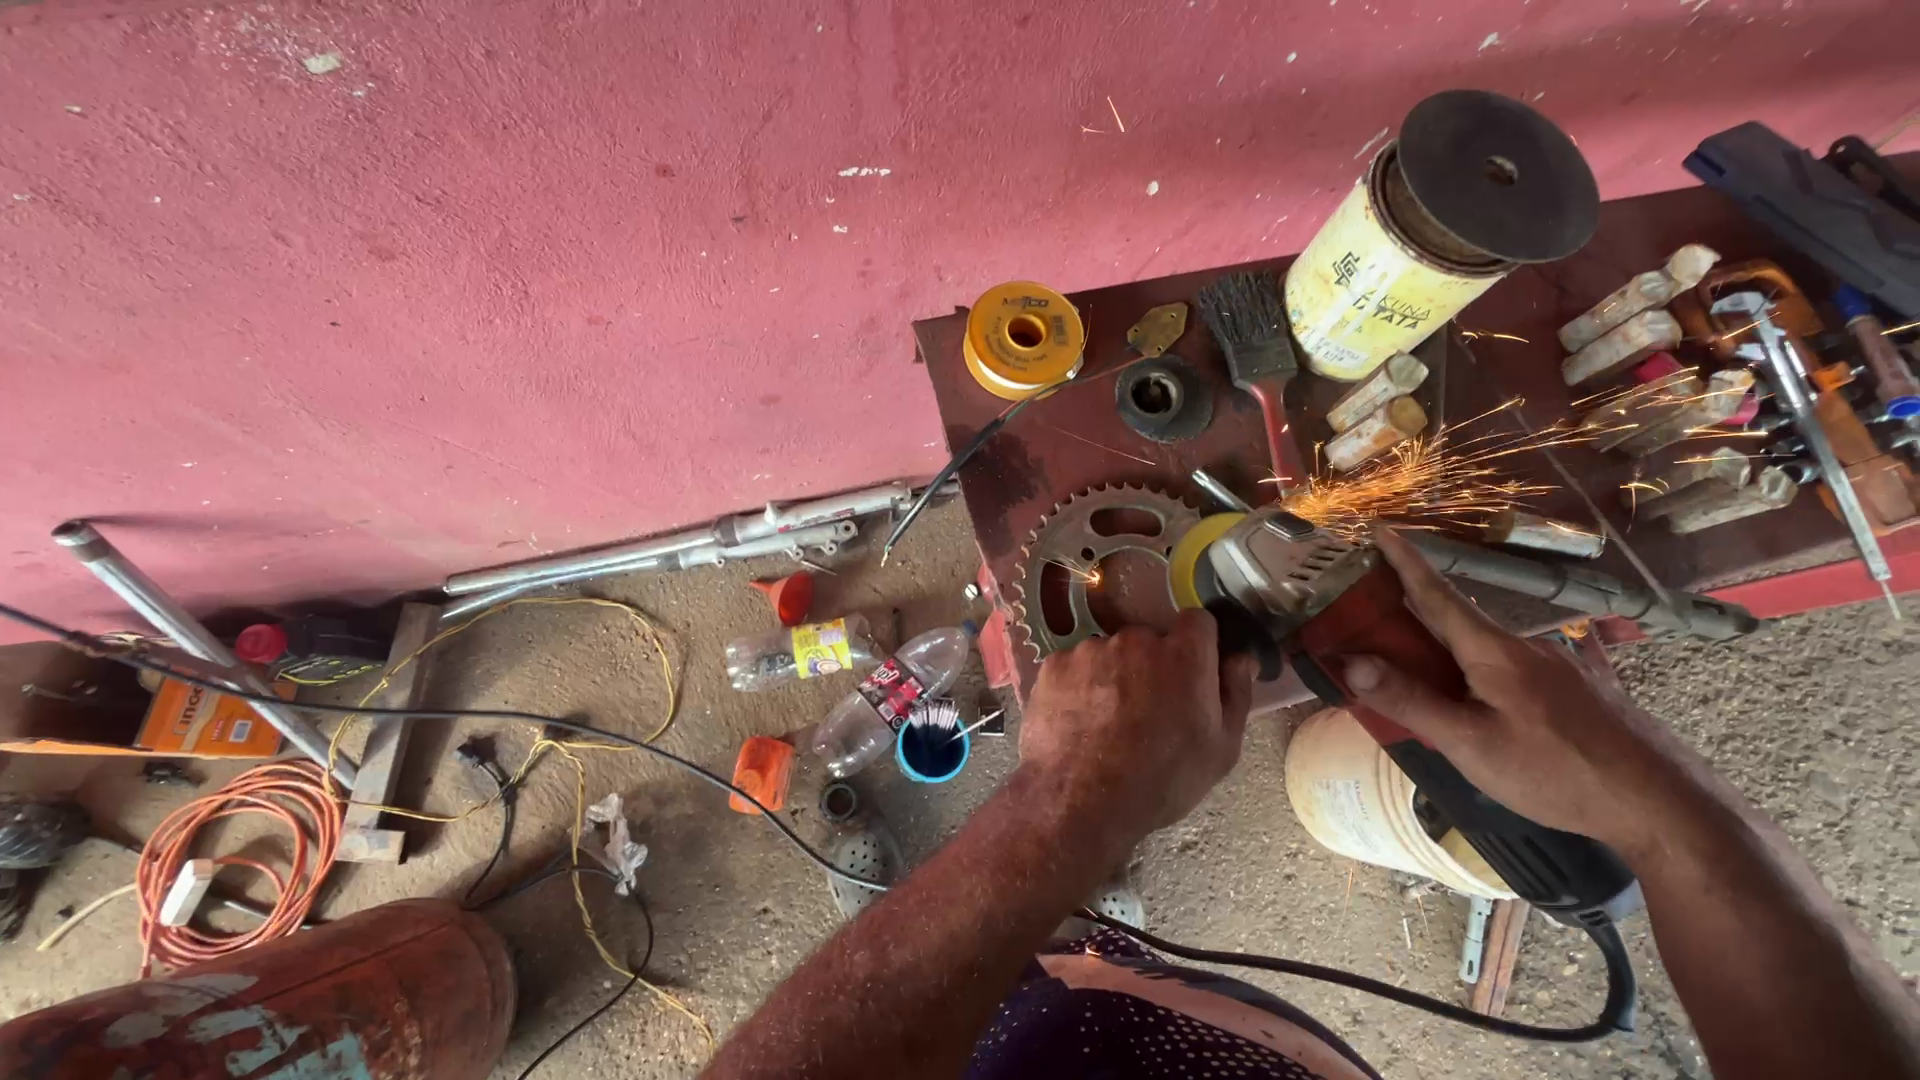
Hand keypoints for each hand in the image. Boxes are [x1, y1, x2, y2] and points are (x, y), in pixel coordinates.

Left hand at [1019, 611, 1255, 841]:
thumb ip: (1235, 694)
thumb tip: (1240, 657)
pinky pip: (1073, 666)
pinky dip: (1076, 686)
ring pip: (1108, 653)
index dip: (1196, 644)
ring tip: (1105, 721)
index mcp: (1184, 656)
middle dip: (1150, 665)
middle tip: (1145, 708)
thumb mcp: (1220, 750)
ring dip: (1111, 675)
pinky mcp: (1054, 664)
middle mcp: (1136, 640)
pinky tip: (1077, 721)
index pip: (1197, 622)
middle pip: (1149, 640)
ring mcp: (1090, 649)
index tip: (1190, 671)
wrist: (1078, 800)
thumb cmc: (1160, 781)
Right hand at [1337, 528, 1707, 858]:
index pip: (1437, 594)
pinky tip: (1482, 695)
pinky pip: (1513, 667)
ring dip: (1445, 647)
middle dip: (1412, 608)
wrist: (1665, 805)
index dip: (1404, 562)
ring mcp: (1558, 665)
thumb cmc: (1557, 772)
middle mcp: (1524, 646)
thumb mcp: (1470, 744)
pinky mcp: (1579, 688)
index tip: (1378, 528)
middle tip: (1369, 610)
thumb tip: (1349, 662)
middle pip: (1456, 619)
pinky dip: (1480, 669)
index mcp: (1493, 652)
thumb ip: (1409, 701)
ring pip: (1485, 648)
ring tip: (1417, 670)